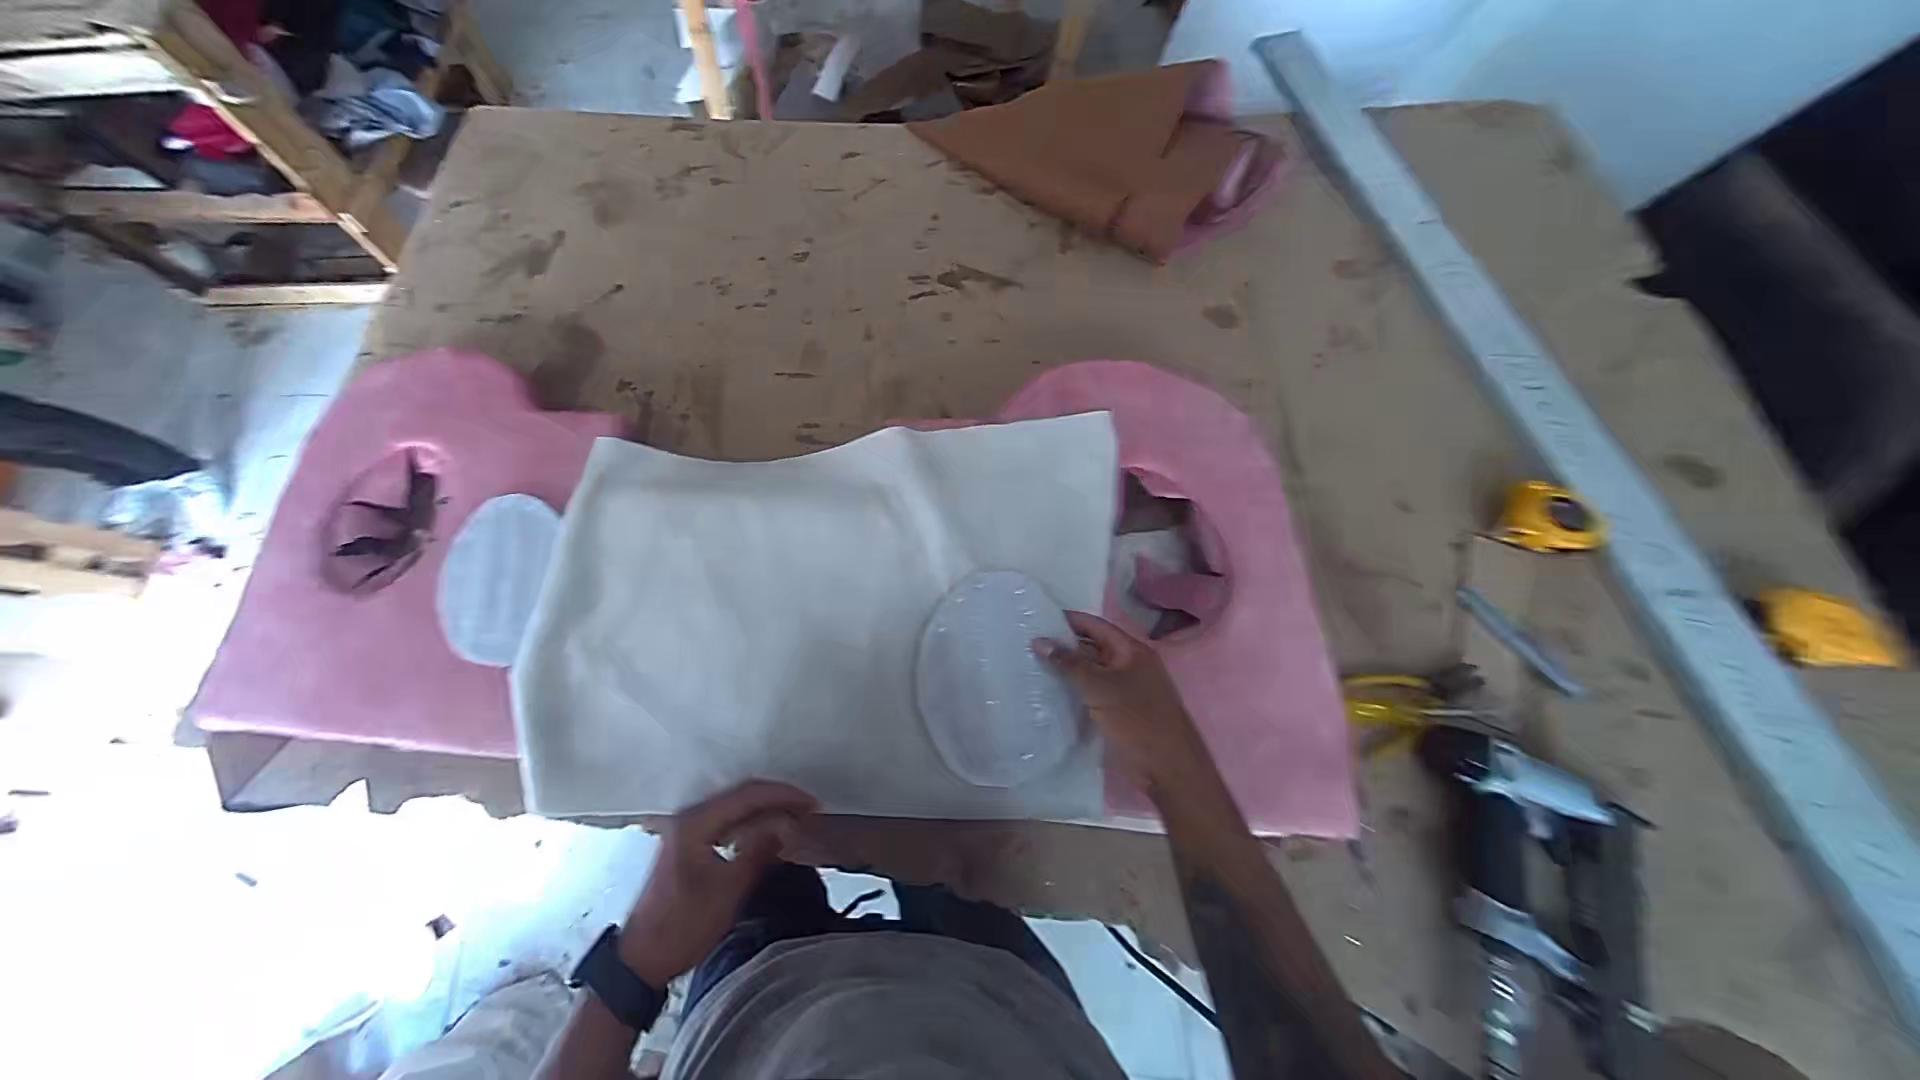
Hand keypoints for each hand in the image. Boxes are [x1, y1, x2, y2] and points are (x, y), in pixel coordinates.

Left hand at [617, 780, 817, 986]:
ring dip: (766, 808)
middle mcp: (689, 818)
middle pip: (742, 794)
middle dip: (778, 798)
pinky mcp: (689, 841)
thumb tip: (787, 825)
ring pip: (735, 805)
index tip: (811, 804)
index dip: (784, 796)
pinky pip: (727, 818)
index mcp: (695, 824)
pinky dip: (751, 820)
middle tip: (809, 808)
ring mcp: (687, 828)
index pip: (748, 795)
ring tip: (795, 816)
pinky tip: (768, 829)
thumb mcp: (727, 892)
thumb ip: (758, 852)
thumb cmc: (681, 928)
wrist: (640, 961)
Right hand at [1037, 611, 1213, 791]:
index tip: (1039, 620)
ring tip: (1036, 663)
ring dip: (1070, 666)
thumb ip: (1068, 663)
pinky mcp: (1123, 708)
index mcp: (1132, 650)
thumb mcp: (1099, 687)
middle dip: (1066, 643)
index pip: (1096, 625)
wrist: (1168, 766)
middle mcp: (1132, 663)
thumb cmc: (1136, 719)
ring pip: (1094, 668)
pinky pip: (1096, 689)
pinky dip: (1077, 686)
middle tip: (1032, 642)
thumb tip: (1039, 641)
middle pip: (1095, 645)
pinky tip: (1055, 689)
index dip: (1069, 620)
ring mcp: (1129, 687)